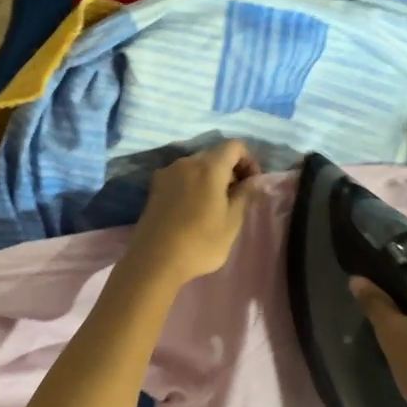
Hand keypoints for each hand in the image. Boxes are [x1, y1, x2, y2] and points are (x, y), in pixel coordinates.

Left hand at [125, 140, 259, 284]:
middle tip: (236, 197)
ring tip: (214, 206)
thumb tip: (253, 180)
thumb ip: (244, 195)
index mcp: (208, 167)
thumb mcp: (231, 222)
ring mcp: (166, 174)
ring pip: (195, 166)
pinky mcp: (153, 188)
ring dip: (209, 178)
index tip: (252, 184)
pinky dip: (192, 185)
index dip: (249, 160)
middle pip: (214, 155)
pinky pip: (180, 178)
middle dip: (229, 170)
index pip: (234, 146)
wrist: (154, 260)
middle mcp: (185, 163)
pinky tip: (193, 210)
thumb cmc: (199, 243)